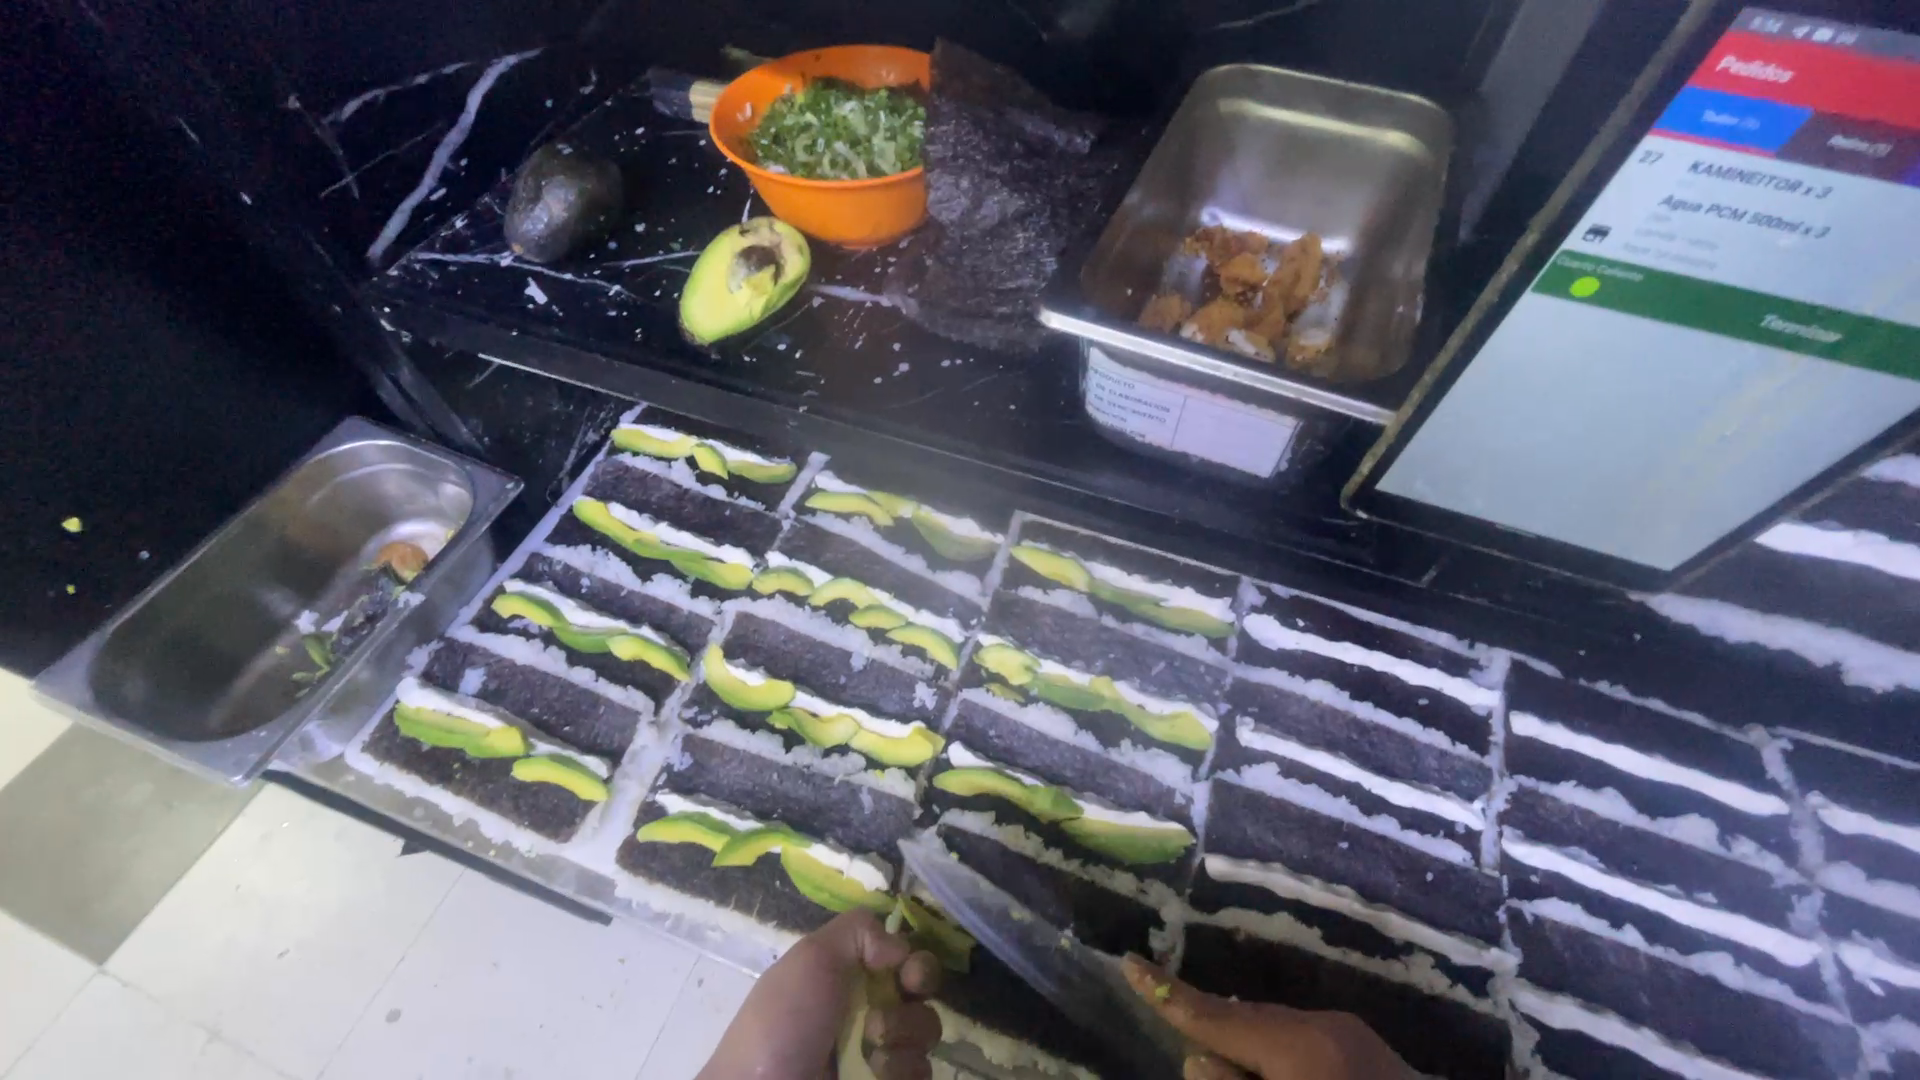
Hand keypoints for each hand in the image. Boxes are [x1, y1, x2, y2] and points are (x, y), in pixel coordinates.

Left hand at [699, 910, 944, 1079]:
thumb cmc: (784, 1020)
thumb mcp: (812, 956)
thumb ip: (858, 930)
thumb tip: (899, 947)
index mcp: (854, 973)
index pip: (905, 956)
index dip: (915, 960)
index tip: (908, 971)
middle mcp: (873, 1006)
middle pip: (924, 990)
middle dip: (916, 997)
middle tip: (890, 1006)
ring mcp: (883, 1050)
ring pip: (927, 1030)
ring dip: (903, 1034)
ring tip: (871, 1049)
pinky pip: (922, 1071)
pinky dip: (902, 1069)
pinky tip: (875, 1073)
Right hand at [1123, 956, 1416, 1079]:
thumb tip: (1198, 1058)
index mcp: (1299, 1042)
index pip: (1213, 1014)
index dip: (1165, 994)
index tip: (1127, 962)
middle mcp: (1324, 1025)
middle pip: (1243, 1021)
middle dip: (1212, 1035)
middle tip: (1187, 1035)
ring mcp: (1352, 1036)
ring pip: (1274, 1032)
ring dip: (1248, 1053)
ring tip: (1233, 1065)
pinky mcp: (1371, 1054)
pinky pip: (1303, 1045)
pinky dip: (1279, 1061)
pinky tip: (1275, 1073)